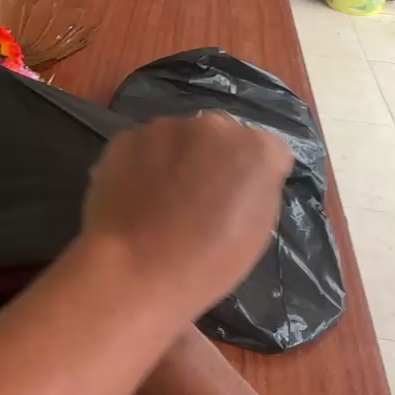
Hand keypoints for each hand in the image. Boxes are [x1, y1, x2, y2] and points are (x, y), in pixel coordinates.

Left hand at [82, 112, 293, 314]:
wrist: (135, 269)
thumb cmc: (206, 262)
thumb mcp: (256, 230)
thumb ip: (256, 188)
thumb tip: (241, 175)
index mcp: (255, 149)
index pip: (267, 150)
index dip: (254, 175)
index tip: (238, 198)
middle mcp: (212, 125)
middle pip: (220, 135)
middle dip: (213, 157)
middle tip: (198, 195)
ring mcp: (164, 127)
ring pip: (178, 137)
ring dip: (176, 157)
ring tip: (161, 197)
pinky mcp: (126, 137)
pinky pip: (143, 147)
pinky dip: (142, 163)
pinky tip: (135, 194)